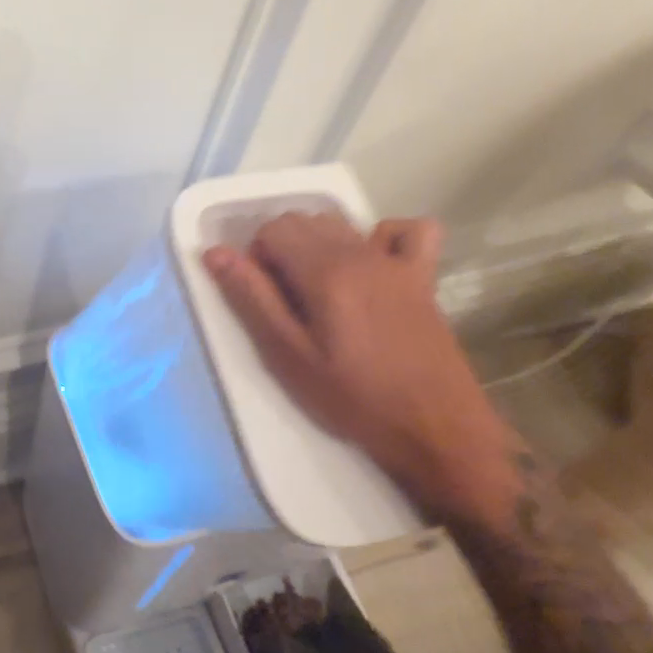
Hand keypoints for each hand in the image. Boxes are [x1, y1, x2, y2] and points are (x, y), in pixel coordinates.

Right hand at [203, 212, 521, 524]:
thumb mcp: (288, 358)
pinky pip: (408, 231)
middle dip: (283, 249)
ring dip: (319, 243)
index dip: (256, 258)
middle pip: (304, 220)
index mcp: (326, 272)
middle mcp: (361, 254)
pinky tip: (373, 265)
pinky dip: (383, 237)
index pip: (273, 230)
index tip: (264, 299)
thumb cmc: (354, 400)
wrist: (437, 432)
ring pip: (342, 224)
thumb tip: (215, 253)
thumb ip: (252, 299)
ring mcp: (397, 263)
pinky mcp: (423, 279)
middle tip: (286, 302)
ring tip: (320, 292)